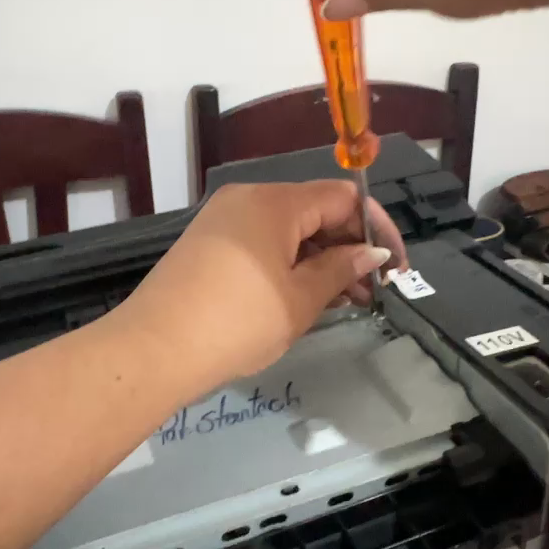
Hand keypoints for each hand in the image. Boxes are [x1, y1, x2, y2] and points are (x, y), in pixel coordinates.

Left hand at [110, 181, 405, 389]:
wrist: (155, 350)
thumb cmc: (237, 322)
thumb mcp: (300, 299)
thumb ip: (341, 270)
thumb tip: (372, 254)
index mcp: (274, 202)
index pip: (342, 197)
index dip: (375, 229)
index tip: (394, 267)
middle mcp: (248, 199)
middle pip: (315, 211)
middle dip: (349, 248)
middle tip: (371, 292)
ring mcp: (224, 221)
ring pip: (289, 230)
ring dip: (322, 260)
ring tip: (346, 301)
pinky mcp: (209, 245)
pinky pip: (263, 244)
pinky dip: (290, 265)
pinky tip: (308, 296)